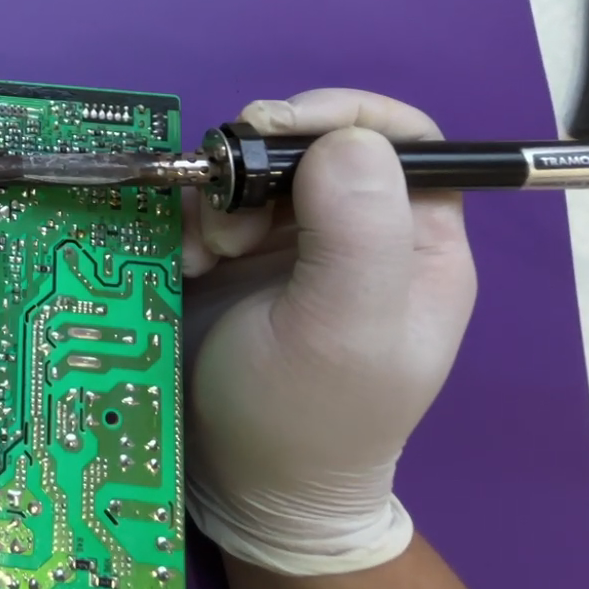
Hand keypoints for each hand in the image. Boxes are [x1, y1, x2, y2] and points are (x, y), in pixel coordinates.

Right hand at [182, 90, 477, 576]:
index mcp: (408, 241)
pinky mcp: (218, 255)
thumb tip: (347, 138)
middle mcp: (345, 229)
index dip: (337, 116)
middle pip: (301, 146)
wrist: (235, 473)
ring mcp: (277, 242)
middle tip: (225, 217)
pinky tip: (180, 264)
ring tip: (201, 255)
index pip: (396, 140)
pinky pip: (195, 205)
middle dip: (253, 167)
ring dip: (210, 201)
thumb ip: (357, 234)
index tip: (271, 125)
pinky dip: (180, 223)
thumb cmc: (306, 410)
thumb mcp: (343, 330)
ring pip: (239, 172)